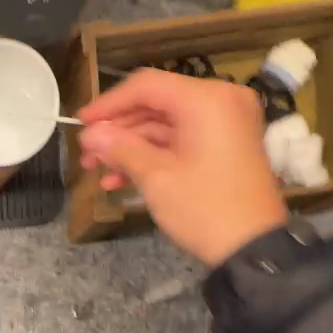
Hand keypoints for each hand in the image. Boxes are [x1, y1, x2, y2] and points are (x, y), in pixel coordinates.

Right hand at [78, 70, 289, 265]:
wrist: (251, 245)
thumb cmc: (203, 208)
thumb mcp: (156, 178)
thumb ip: (121, 148)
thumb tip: (89, 134)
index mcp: (205, 100)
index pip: (147, 86)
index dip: (109, 104)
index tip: (80, 124)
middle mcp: (219, 101)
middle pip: (156, 104)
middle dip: (118, 131)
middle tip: (86, 155)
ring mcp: (225, 123)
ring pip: (166, 125)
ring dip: (131, 147)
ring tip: (99, 172)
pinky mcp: (225, 145)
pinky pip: (182, 140)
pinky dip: (154, 155)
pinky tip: (123, 179)